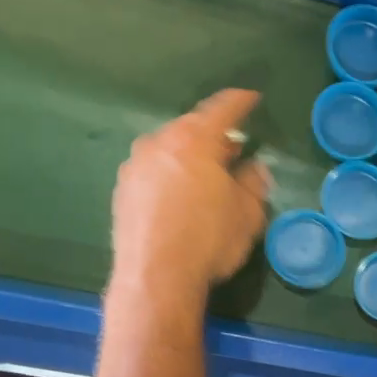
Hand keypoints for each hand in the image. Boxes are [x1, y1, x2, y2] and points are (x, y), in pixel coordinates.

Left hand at [112, 89, 272, 292]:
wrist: (156, 278)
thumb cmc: (209, 240)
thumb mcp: (248, 214)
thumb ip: (254, 182)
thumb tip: (253, 167)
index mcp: (195, 140)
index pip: (222, 109)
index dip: (240, 102)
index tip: (252, 99)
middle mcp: (160, 143)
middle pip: (192, 129)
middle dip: (214, 137)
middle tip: (233, 151)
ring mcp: (136, 166)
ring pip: (170, 151)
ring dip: (189, 158)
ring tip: (206, 178)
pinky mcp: (122, 191)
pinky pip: (154, 172)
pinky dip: (171, 177)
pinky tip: (182, 199)